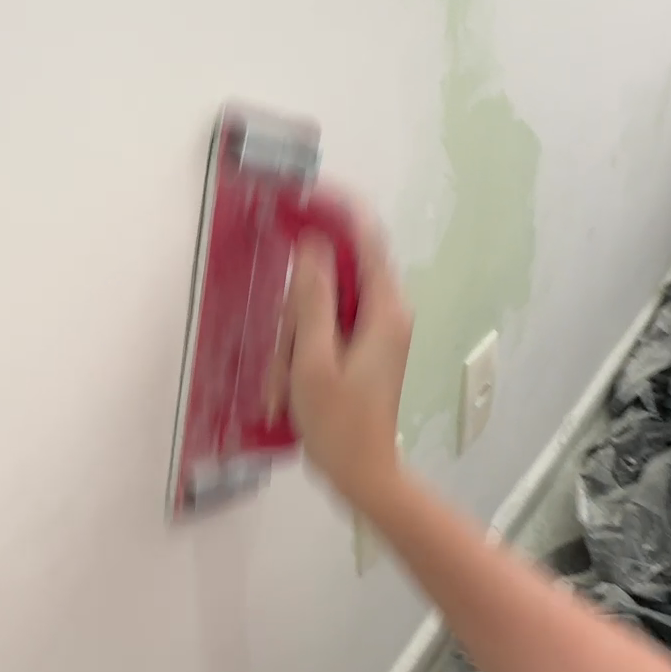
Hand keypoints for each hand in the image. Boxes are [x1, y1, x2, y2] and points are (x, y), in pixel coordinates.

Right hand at [274, 199, 412, 505]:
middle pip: (335, 279)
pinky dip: (300, 354)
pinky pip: (323, 333)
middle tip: (284, 356)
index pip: (365, 239)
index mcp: (384, 310)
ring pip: (322, 309)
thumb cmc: (338, 423)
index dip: (336, 212)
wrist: (362, 474)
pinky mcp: (360, 351)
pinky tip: (290, 386)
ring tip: (285, 384)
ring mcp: (373, 334)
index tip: (302, 197)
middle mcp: (386, 314)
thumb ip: (312, 300)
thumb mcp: (314, 360)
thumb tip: (312, 246)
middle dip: (298, 313)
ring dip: (293, 342)